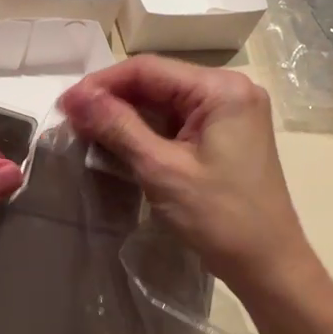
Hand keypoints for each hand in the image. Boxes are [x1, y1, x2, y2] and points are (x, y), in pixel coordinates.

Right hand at [59, 56, 314, 298]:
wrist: (267, 264)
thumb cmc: (219, 216)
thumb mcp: (161, 169)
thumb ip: (117, 126)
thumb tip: (74, 97)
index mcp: (221, 89)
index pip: (148, 69)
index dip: (101, 84)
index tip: (64, 105)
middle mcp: (229, 90)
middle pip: (156, 81)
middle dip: (111, 99)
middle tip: (70, 120)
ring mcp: (229, 113)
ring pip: (163, 101)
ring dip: (124, 115)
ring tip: (85, 131)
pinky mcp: (224, 135)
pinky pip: (176, 121)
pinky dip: (145, 130)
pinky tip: (116, 143)